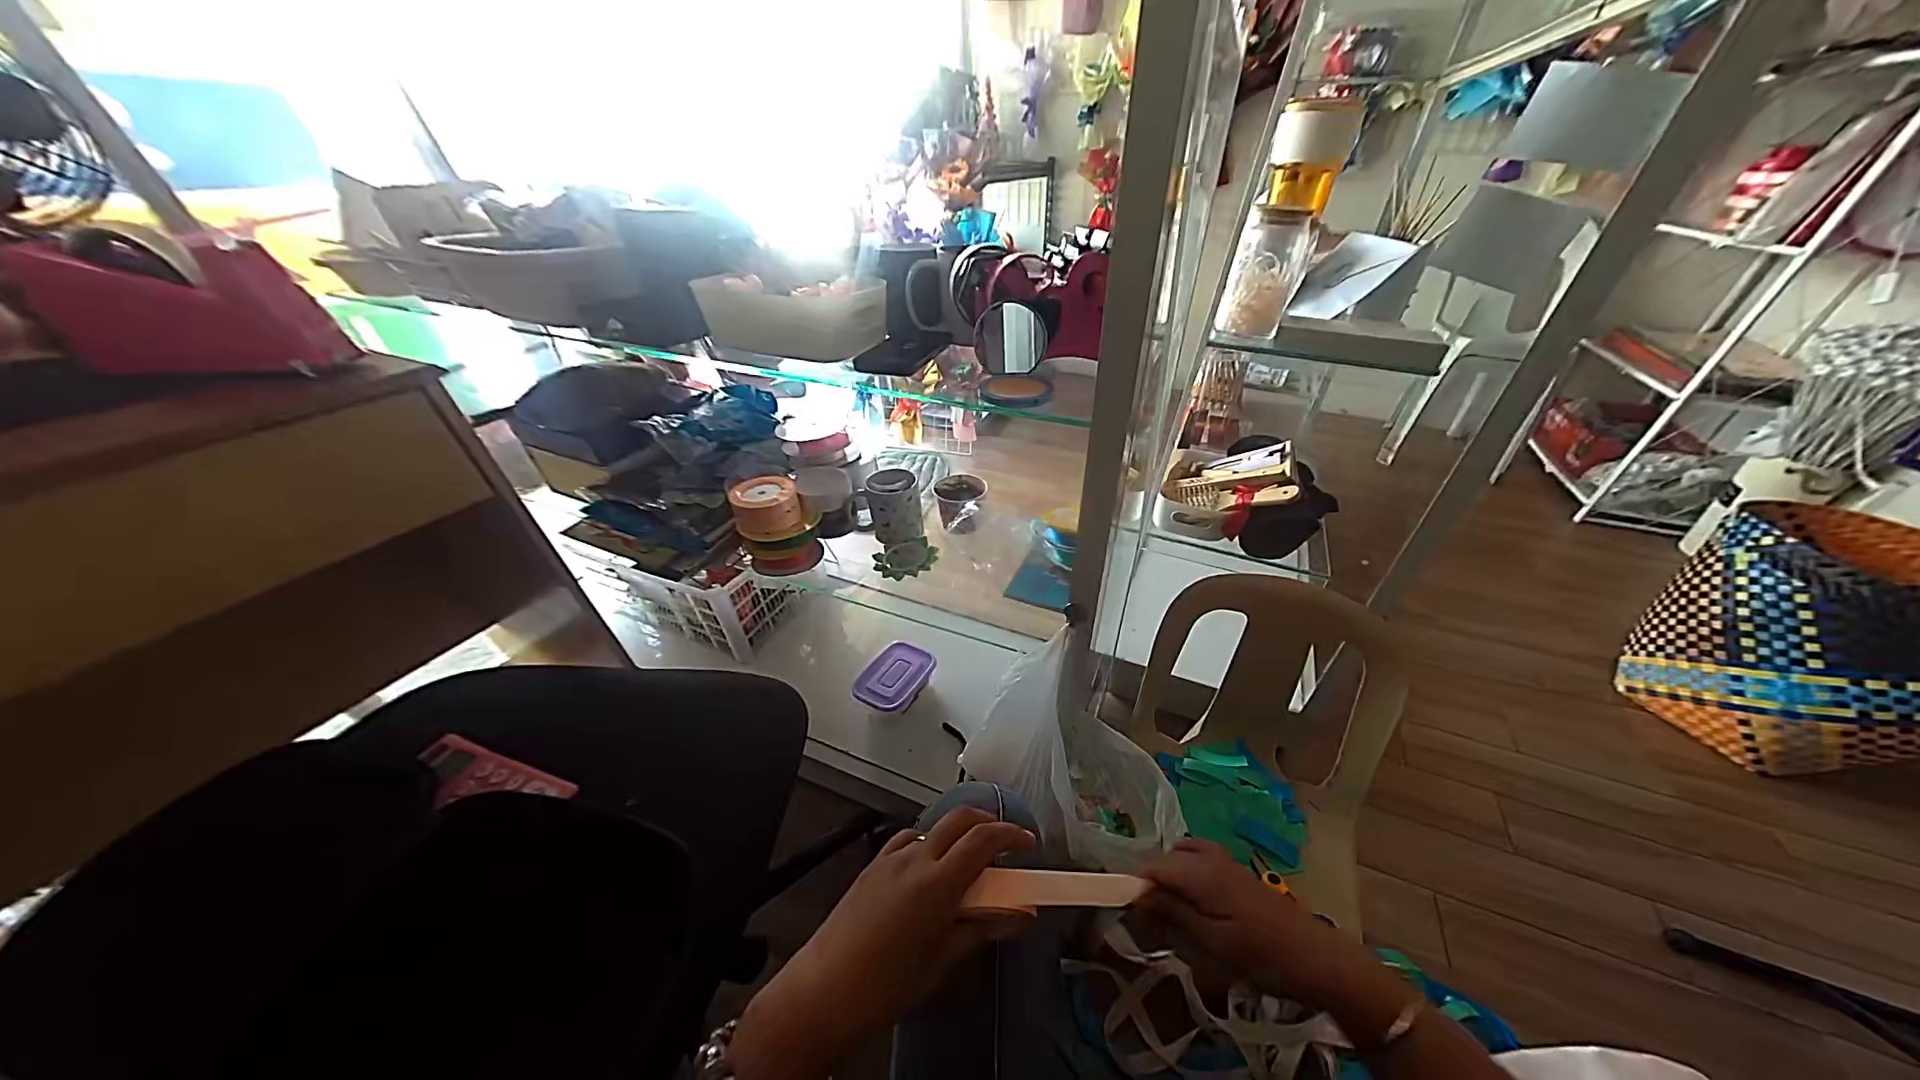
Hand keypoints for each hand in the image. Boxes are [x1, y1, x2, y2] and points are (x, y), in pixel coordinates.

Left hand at [730, 807, 1035, 1079]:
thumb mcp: (944, 959)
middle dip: (988, 821)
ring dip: (957, 832)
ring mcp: (890, 859)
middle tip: (1006, 842)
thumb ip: (984, 928)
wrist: (824, 989)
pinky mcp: (872, 865)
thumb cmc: (888, 984)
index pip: (983, 840)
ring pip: (933, 826)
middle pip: (959, 818)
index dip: (1011, 834)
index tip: (1029, 842)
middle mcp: (914, 859)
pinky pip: (907, 839)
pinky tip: (928, 866)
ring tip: (968, 860)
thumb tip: (1021, 916)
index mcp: (937, 883)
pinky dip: (927, 842)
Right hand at [1137, 839, 1412, 1021]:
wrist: (1317, 959)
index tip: (1128, 913)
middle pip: (1166, 858)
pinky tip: (1193, 904)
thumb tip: (1138, 893)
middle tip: (1149, 917)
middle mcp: (1210, 856)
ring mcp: (1226, 861)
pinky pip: (1200, 861)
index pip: (1152, 866)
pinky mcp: (1237, 873)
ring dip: (1170, 877)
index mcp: (1200, 870)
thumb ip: (1172, 912)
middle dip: (1151, 882)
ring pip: (1183, 856)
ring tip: (1169, 910)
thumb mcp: (1211, 940)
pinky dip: (1187, 876)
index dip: (1134, 886)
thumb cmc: (1261, 954)